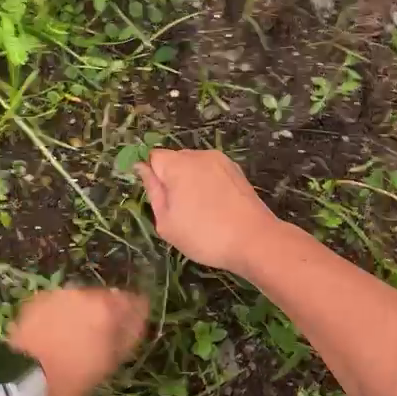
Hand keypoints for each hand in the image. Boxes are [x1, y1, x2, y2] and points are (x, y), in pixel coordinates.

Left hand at [6, 288, 148, 395]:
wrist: (22, 379)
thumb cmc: (71, 378)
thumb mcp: (108, 364)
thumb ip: (127, 337)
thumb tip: (137, 321)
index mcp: (107, 309)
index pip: (135, 301)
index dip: (136, 313)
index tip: (133, 327)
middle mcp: (84, 294)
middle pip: (106, 298)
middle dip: (107, 313)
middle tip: (102, 336)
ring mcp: (58, 294)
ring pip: (80, 299)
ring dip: (83, 312)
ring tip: (75, 336)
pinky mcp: (37, 300)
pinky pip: (58, 303)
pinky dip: (62, 314)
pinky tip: (55, 333)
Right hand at [135, 149, 280, 273]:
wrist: (254, 240)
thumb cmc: (204, 235)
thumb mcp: (167, 222)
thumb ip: (153, 191)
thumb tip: (142, 168)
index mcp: (178, 164)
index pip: (153, 157)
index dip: (152, 177)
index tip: (160, 201)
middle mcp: (199, 155)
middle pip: (175, 160)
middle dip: (172, 180)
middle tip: (179, 211)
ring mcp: (221, 161)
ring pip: (195, 167)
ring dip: (191, 183)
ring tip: (200, 212)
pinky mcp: (237, 171)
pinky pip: (212, 172)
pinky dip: (209, 186)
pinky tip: (216, 208)